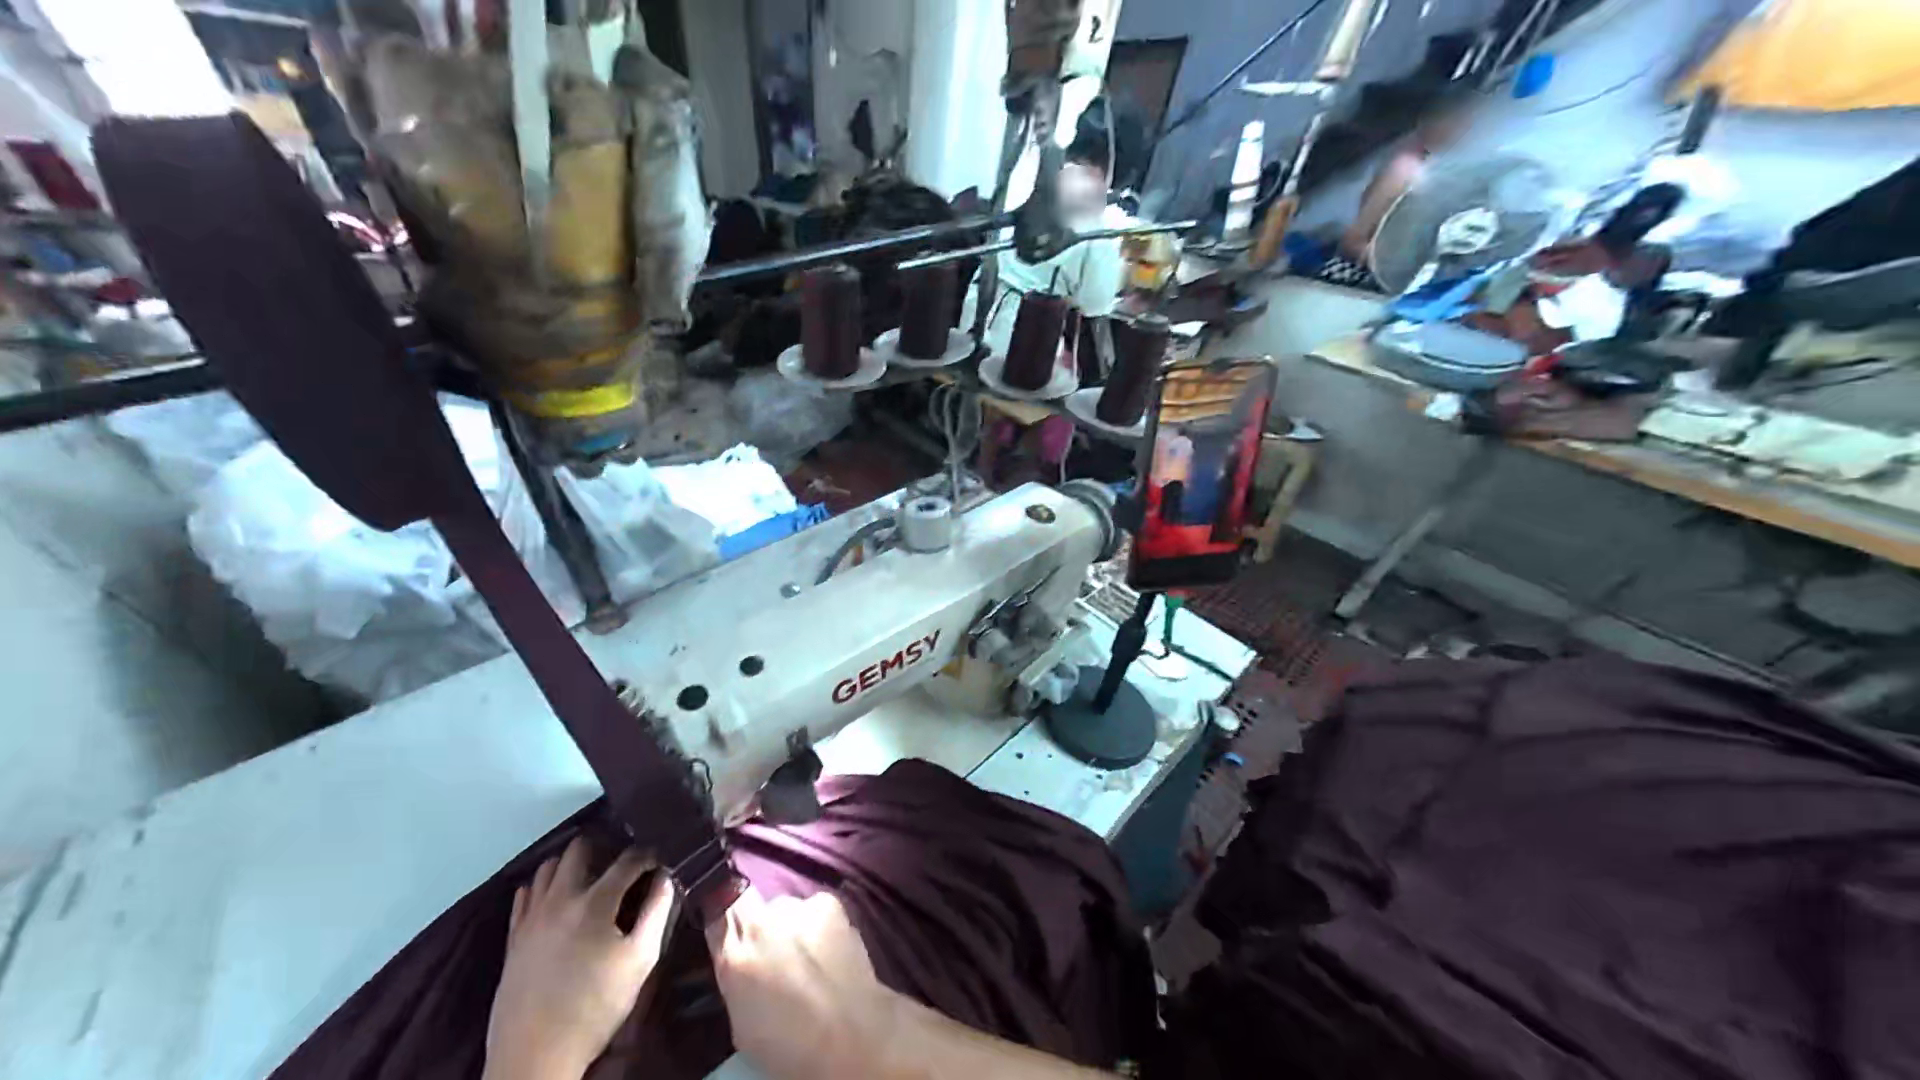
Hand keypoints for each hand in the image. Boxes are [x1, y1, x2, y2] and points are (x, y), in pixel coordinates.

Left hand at [485, 838, 677, 1079]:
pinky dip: (545, 886)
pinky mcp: (513, 936)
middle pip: (579, 848)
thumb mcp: (640, 960)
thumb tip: (666, 878)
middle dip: (606, 846)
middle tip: (622, 863)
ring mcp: (530, 917)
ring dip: (572, 863)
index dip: (650, 853)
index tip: (661, 858)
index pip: (629, 859)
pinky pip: (525, 894)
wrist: (536, 1056)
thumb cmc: (596, 1007)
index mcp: (594, 902)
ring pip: (548, 866)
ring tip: (592, 877)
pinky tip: (559, 899)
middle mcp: (559, 899)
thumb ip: (657, 911)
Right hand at [706, 890, 897, 1079]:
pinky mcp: (827, 903)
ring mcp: (795, 908)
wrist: (852, 1036)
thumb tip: (740, 955)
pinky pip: (814, 908)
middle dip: (761, 927)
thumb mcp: (742, 1022)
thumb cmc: (790, 1046)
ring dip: (792, 925)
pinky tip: (830, 948)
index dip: (725, 921)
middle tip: (777, 954)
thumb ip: (736, 976)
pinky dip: (818, 923)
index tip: (731, 930)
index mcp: (733, 957)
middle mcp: (760, 924)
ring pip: (785, 908)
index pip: (716, 914)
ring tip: (809, 955)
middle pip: (752, 908)